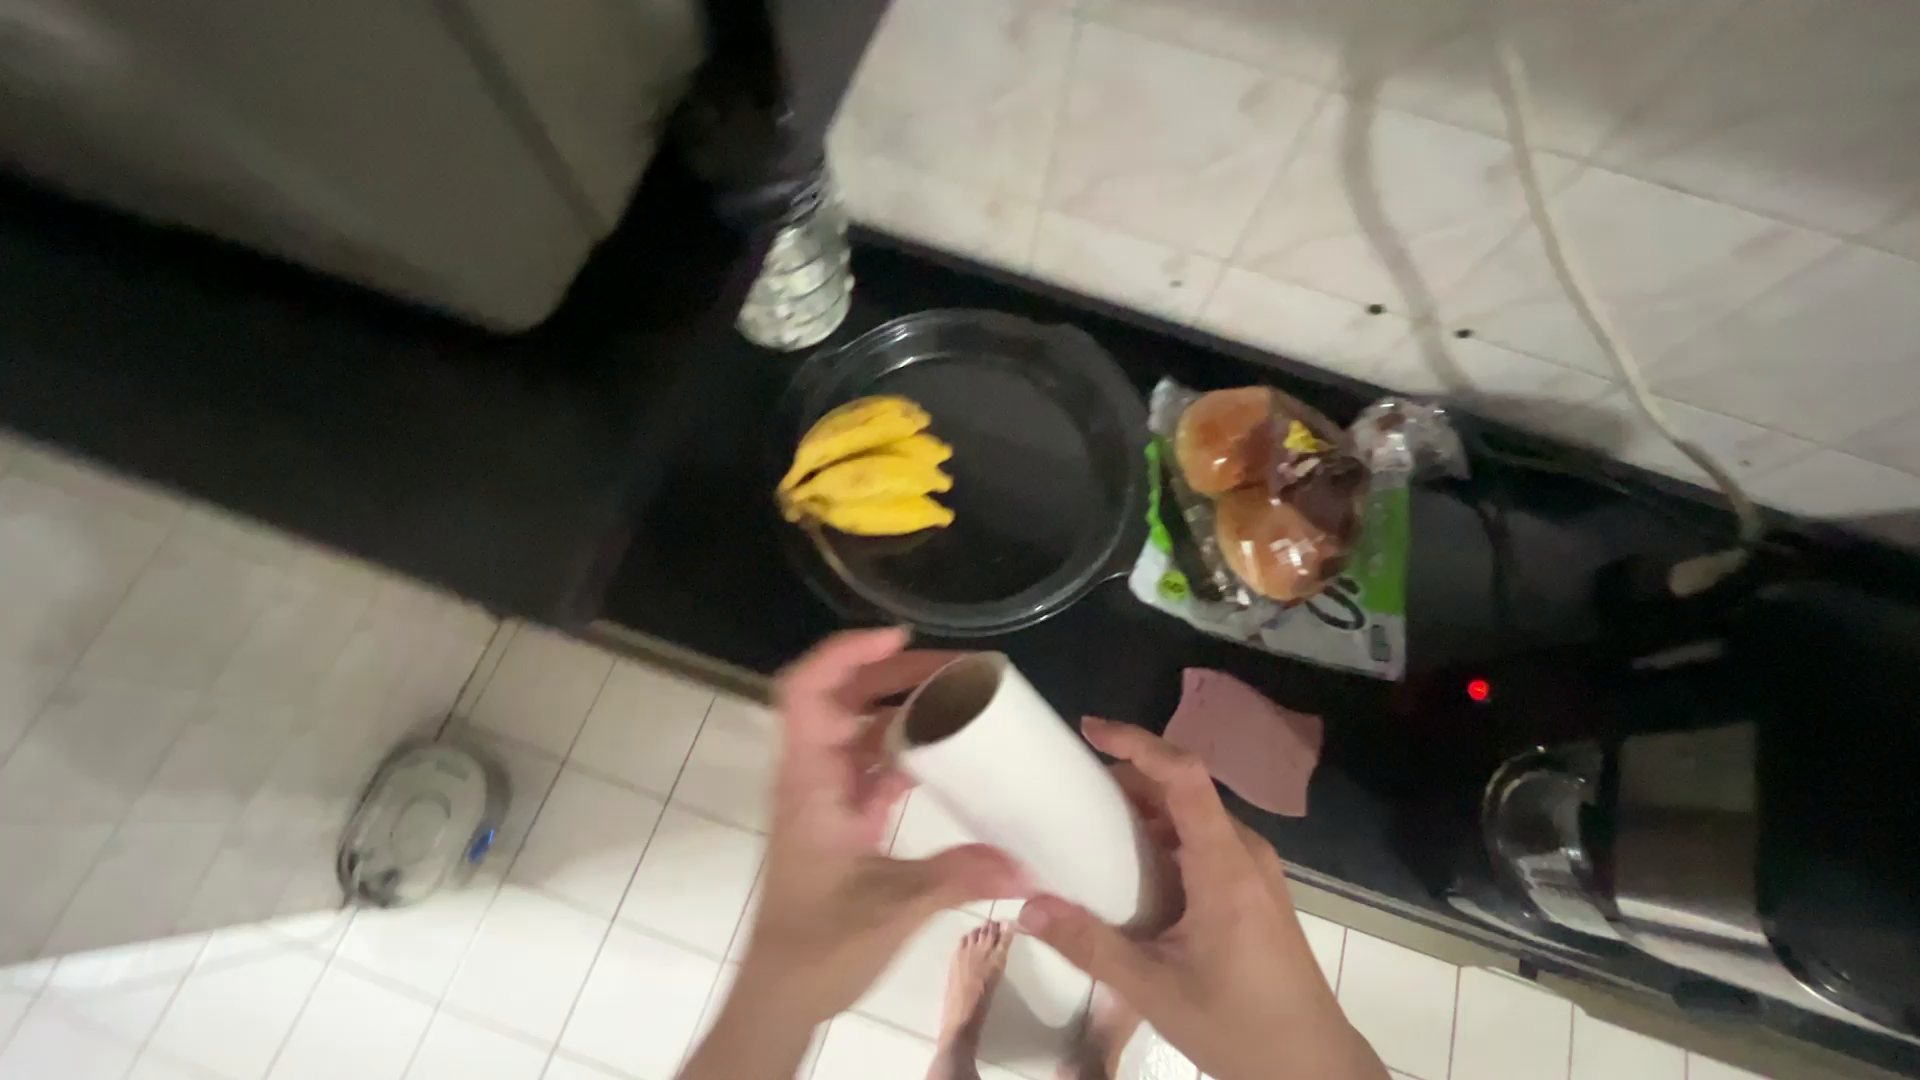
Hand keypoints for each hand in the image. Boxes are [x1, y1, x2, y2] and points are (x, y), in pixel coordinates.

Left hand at [731, 628, 1025, 1024]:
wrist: (781, 993)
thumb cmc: (818, 944)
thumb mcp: (892, 906)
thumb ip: (959, 876)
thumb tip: (1027, 864)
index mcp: (808, 779)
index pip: (806, 690)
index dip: (845, 653)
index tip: (899, 638)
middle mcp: (811, 773)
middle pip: (841, 696)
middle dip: (893, 672)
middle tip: (953, 668)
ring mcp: (825, 792)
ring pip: (857, 726)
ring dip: (900, 705)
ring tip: (956, 696)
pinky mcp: (840, 813)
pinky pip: (870, 760)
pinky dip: (903, 746)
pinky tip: (943, 752)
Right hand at [1017, 718, 1387, 1079]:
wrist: (1319, 1071)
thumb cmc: (1244, 1030)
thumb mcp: (1158, 993)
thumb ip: (1091, 947)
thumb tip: (1027, 909)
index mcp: (1224, 864)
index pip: (1184, 775)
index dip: (1138, 742)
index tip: (1090, 730)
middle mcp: (1243, 851)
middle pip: (1182, 787)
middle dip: (1127, 776)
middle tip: (1072, 791)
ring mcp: (1254, 867)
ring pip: (1192, 811)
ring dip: (1144, 806)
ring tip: (1092, 824)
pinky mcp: (1253, 886)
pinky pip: (1202, 836)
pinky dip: (1162, 832)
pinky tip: (1132, 866)